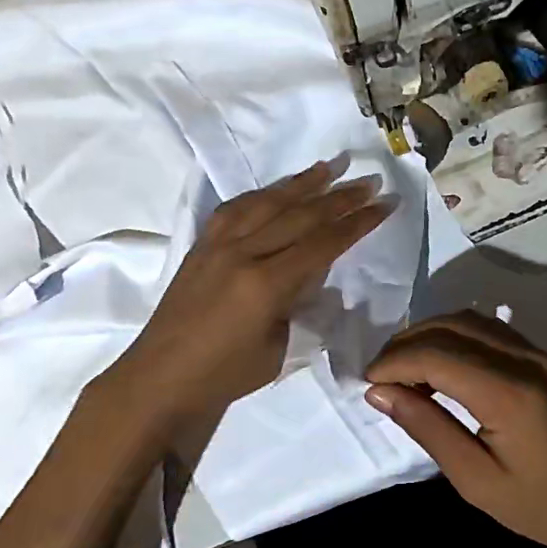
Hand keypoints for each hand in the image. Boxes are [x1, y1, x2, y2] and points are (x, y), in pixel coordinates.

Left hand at [100, 159, 394, 424]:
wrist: (160, 380)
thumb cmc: (227, 375)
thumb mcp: (279, 345)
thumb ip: (296, 301)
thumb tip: (309, 272)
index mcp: (266, 284)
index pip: (324, 242)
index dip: (358, 222)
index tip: (386, 203)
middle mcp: (242, 254)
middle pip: (300, 215)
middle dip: (340, 196)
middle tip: (369, 181)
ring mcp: (217, 246)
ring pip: (267, 202)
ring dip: (302, 183)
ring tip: (331, 167)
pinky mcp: (201, 246)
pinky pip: (235, 209)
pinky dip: (263, 194)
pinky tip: (278, 188)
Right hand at [363, 312, 546, 547]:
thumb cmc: (539, 504)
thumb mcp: (475, 481)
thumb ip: (428, 429)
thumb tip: (379, 392)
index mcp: (510, 394)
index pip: (438, 355)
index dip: (396, 361)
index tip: (368, 382)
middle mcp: (526, 360)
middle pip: (452, 326)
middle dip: (407, 343)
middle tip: (380, 375)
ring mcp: (538, 353)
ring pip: (470, 320)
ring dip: (430, 335)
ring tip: (403, 369)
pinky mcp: (542, 356)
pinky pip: (489, 329)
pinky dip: (455, 336)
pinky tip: (439, 363)